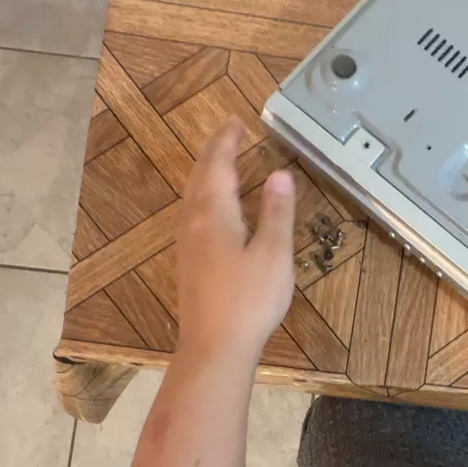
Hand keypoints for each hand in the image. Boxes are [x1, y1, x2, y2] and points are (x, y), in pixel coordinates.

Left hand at [175, 116, 295, 364]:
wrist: (216, 344)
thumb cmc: (249, 299)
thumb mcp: (273, 255)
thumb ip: (277, 213)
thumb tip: (280, 174)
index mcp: (215, 213)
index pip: (219, 166)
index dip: (228, 142)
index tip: (238, 122)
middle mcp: (194, 221)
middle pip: (200, 176)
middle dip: (215, 152)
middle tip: (230, 134)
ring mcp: (188, 243)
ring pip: (193, 195)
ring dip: (207, 173)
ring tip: (222, 163)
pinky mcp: (189, 262)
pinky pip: (194, 214)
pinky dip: (205, 196)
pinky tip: (215, 209)